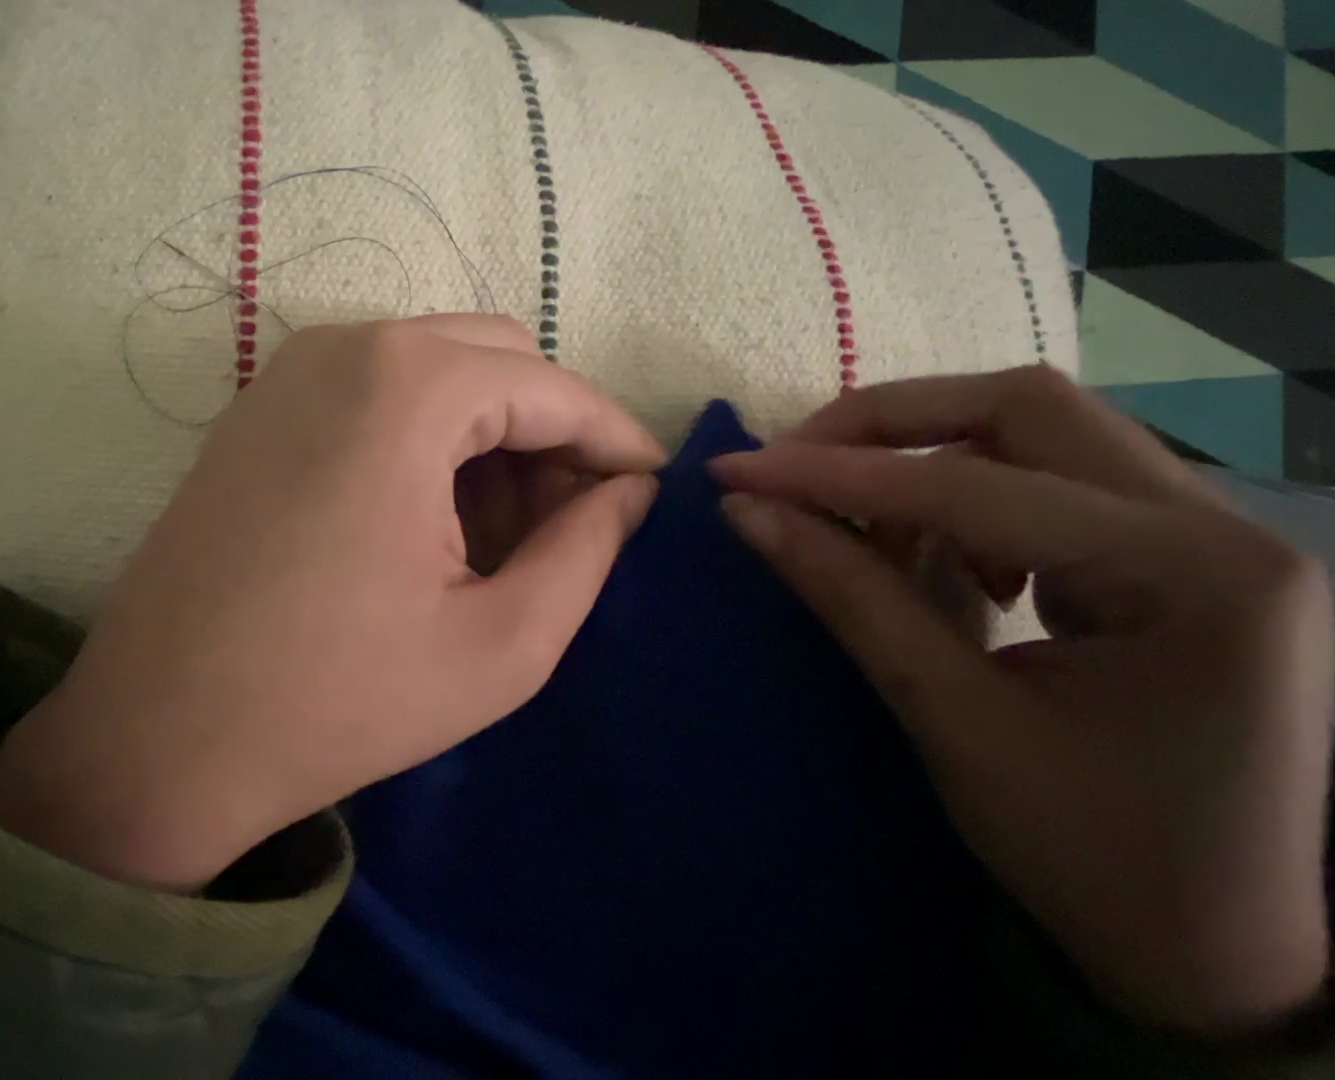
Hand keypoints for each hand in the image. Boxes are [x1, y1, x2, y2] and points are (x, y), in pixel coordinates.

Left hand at [0, 315, 663, 891]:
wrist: (160, 736)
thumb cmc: (339, 700)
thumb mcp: (502, 643)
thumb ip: (590, 551)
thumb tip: (627, 491)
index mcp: (405, 384)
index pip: (550, 386)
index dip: (613, 439)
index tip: (648, 494)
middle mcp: (339, 348)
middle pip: (491, 360)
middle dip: (547, 432)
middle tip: (568, 527)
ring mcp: (282, 375)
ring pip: (429, 374)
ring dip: (484, 438)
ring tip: (495, 541)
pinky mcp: (252, 414)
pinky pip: (368, 397)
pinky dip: (419, 441)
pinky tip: (423, 526)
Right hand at [709, 367, 1330, 1034]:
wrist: (1219, 955)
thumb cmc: (1090, 855)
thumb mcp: (952, 721)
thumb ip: (850, 597)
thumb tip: (748, 511)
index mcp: (1193, 574)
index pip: (971, 484)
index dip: (833, 473)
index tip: (734, 469)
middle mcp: (1221, 526)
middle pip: (1027, 410)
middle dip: (886, 427)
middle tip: (790, 468)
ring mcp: (1211, 537)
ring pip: (1042, 435)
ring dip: (928, 461)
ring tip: (862, 529)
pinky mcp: (1181, 560)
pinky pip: (1056, 484)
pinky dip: (971, 499)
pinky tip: (947, 564)